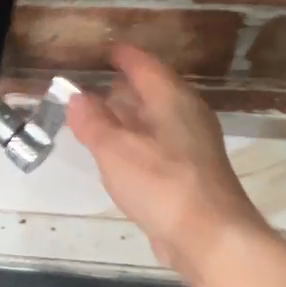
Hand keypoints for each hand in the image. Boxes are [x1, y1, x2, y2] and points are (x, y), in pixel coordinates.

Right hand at [67, 44, 285, 286]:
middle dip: (126, 88)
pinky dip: (137, 142)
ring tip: (101, 119)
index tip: (108, 50)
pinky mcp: (190, 175)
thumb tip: (77, 98)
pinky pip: (157, 145)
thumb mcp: (115, 150)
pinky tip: (120, 156)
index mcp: (173, 101)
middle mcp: (187, 117)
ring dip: (130, 117)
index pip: (147, 67)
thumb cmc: (162, 184)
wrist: (209, 236)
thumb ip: (93, 122)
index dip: (126, 57)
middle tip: (96, 86)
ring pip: (156, 120)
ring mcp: (192, 147)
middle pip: (154, 93)